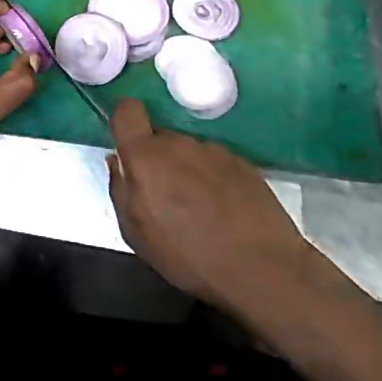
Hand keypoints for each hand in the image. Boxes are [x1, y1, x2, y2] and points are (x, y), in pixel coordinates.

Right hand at [106, 97, 318, 309]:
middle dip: (156, 158)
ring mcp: (214, 151)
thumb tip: (118, 162)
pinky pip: (214, 163)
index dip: (124, 120)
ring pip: (187, 151)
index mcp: (145, 157)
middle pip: (159, 137)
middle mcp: (178, 144)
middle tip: (164, 194)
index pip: (127, 111)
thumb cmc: (187, 254)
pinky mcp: (243, 164)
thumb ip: (119, 189)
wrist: (263, 270)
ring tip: (198, 206)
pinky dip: (213, 179)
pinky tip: (223, 209)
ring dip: (185, 169)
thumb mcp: (135, 231)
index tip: (127, 144)